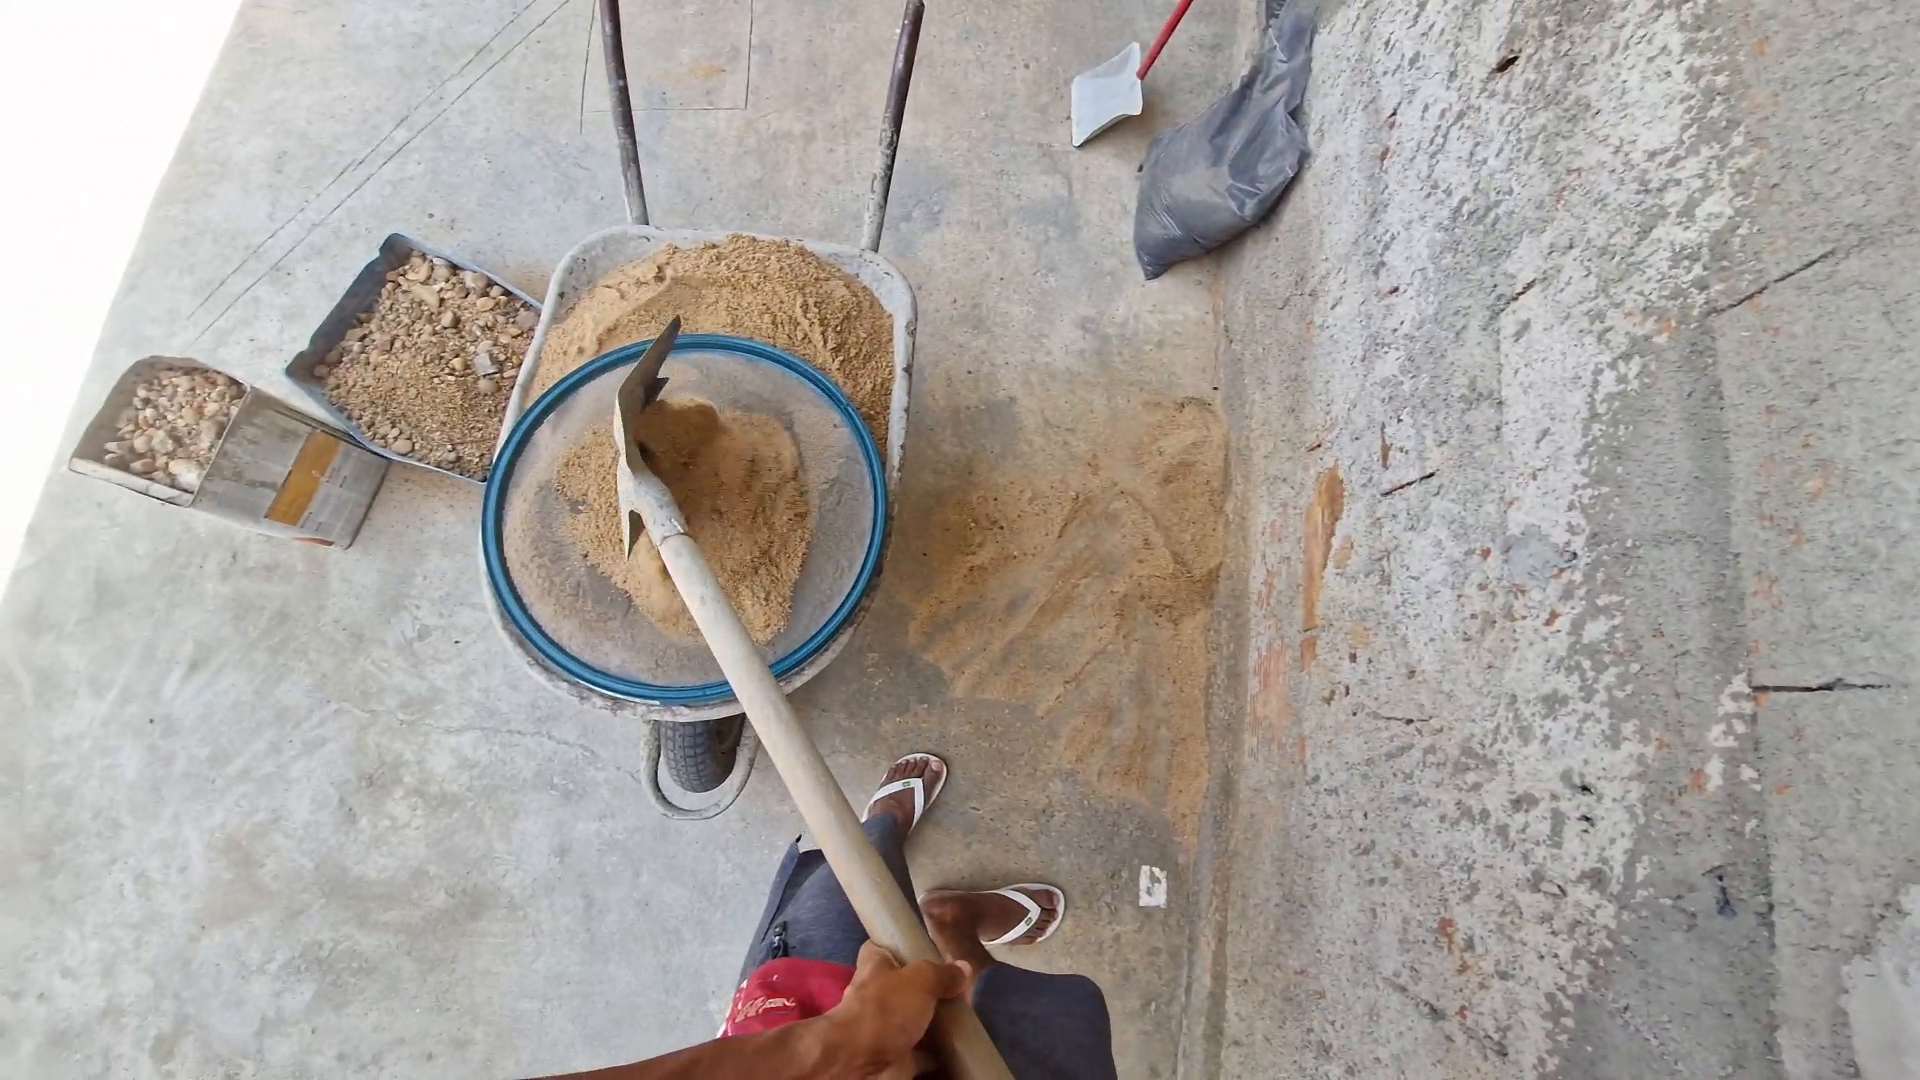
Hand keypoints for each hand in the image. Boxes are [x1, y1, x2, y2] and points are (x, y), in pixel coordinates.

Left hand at [814, 942, 967, 1077]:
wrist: (860, 1063)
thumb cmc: (885, 1008)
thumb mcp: (920, 979)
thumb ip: (942, 974)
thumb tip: (965, 967)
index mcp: (875, 966)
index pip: (882, 948)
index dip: (899, 946)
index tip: (924, 948)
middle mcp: (878, 996)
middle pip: (905, 987)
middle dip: (929, 990)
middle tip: (961, 990)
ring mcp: (886, 1029)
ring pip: (915, 1022)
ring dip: (936, 1024)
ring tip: (968, 1018)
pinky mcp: (896, 1058)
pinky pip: (923, 1056)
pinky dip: (940, 1056)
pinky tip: (962, 1051)